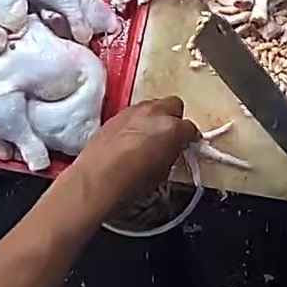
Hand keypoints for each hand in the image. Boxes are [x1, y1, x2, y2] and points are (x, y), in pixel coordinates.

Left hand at [63, 97, 200, 215]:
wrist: (96, 181)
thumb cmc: (134, 182)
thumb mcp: (164, 171)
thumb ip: (173, 152)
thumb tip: (172, 148)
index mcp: (172, 127)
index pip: (190, 128)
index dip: (190, 139)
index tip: (186, 147)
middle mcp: (154, 113)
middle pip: (174, 105)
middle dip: (174, 118)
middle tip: (170, 137)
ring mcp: (133, 111)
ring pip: (153, 106)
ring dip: (155, 118)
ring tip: (148, 137)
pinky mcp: (115, 116)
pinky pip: (134, 113)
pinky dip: (137, 122)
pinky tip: (131, 139)